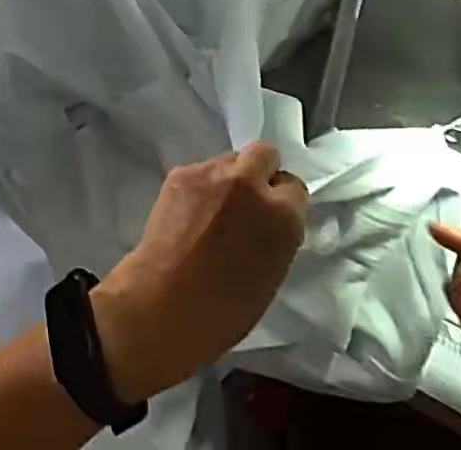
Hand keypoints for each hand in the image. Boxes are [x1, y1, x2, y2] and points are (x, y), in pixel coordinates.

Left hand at [88, 143, 306, 402]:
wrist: (166, 301)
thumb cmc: (226, 308)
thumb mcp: (272, 271)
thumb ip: (275, 234)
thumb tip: (266, 220)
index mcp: (282, 214)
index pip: (294, 187)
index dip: (282, 200)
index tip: (271, 214)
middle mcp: (250, 183)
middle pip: (264, 153)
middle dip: (260, 170)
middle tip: (247, 198)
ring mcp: (212, 172)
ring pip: (228, 161)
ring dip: (227, 178)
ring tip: (212, 210)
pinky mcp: (181, 173)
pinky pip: (200, 171)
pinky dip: (200, 187)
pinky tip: (188, 213)